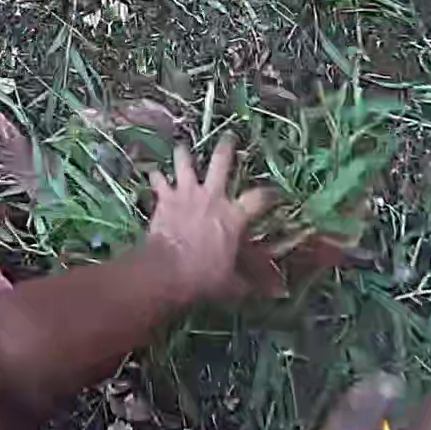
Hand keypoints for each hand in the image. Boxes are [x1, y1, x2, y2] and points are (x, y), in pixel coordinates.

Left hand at [147, 138, 274, 301]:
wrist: (168, 270)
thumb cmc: (204, 276)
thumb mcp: (233, 283)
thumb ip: (252, 282)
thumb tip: (277, 292)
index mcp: (232, 216)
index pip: (257, 198)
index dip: (269, 193)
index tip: (276, 191)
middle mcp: (211, 197)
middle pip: (221, 163)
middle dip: (226, 148)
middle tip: (229, 137)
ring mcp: (186, 193)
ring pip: (185, 162)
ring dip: (183, 153)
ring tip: (183, 147)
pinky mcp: (165, 197)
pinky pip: (158, 180)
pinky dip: (155, 177)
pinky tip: (153, 173)